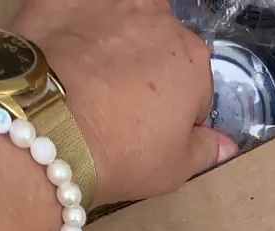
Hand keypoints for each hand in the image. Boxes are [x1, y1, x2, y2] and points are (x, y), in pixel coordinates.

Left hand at [15, 0, 237, 202]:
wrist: (48, 127)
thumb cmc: (122, 152)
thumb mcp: (175, 169)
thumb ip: (205, 150)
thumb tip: (225, 145)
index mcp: (193, 61)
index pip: (196, 88)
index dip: (178, 115)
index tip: (155, 135)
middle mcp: (157, 18)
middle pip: (159, 47)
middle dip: (148, 72)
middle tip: (121, 111)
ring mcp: (108, 1)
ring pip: (120, 22)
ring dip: (113, 43)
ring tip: (90, 84)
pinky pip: (75, 12)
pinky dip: (72, 31)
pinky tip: (62, 63)